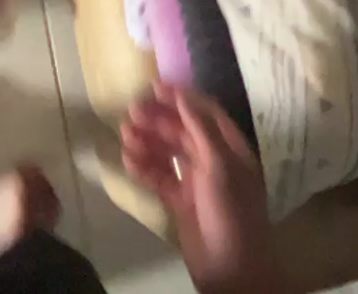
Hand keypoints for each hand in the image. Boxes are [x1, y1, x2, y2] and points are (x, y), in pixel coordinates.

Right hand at [122, 83, 280, 293]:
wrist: (232, 272)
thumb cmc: (231, 212)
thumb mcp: (219, 165)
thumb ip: (200, 128)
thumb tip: (182, 93)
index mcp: (229, 147)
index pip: (204, 111)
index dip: (180, 97)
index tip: (153, 86)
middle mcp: (213, 159)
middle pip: (181, 129)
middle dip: (157, 119)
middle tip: (130, 112)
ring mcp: (196, 181)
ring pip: (168, 151)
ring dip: (147, 141)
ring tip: (125, 136)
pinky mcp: (181, 201)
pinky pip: (160, 176)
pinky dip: (144, 167)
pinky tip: (128, 161)